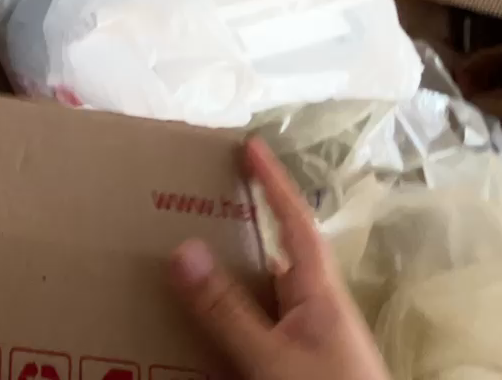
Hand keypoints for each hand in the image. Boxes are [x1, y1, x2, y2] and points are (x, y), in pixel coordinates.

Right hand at [169, 137, 388, 379]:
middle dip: (237, 225)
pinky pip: (256, 326)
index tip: (251, 144)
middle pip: (273, 255)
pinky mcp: (297, 365)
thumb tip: (181, 246)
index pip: (295, 223)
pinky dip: (228, 315)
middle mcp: (316, 311)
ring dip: (228, 275)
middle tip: (195, 200)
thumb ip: (228, 308)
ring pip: (262, 294)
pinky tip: (201, 323)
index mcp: (320, 295)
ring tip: (184, 258)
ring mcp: (310, 341)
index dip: (274, 182)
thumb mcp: (273, 358)